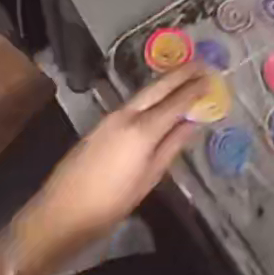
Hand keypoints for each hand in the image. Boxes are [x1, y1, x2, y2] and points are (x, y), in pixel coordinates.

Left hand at [6, 62, 210, 274]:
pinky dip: (151, 97)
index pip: (175, 102)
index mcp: (142, 130)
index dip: (194, 88)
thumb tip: (192, 124)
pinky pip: (133, 104)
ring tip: (186, 76)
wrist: (62, 211)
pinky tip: (159, 99)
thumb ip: (171, 147)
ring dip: (165, 83)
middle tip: (202, 62)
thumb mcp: (149, 178)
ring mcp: (110, 118)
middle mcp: (126, 115)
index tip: (211, 75)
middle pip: (157, 88)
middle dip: (180, 74)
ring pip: (144, 94)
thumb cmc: (111, 203)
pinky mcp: (101, 125)